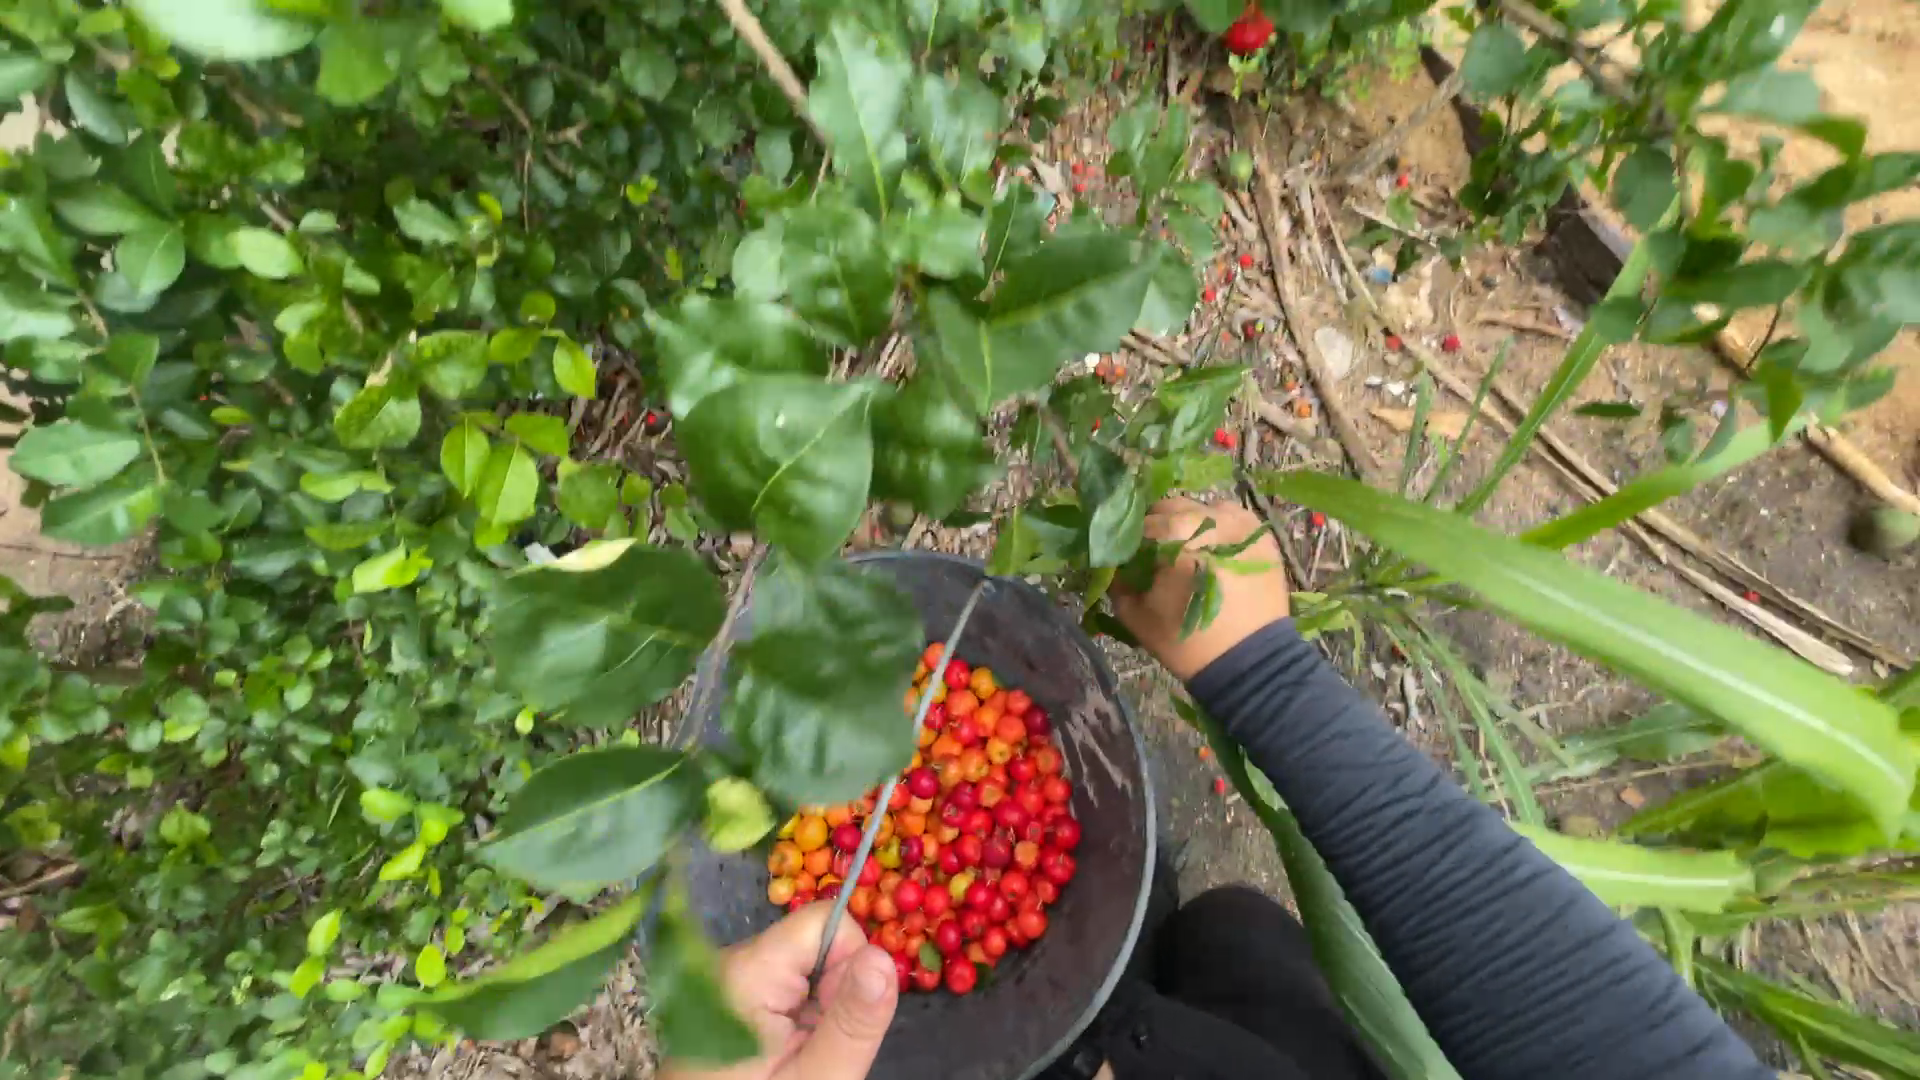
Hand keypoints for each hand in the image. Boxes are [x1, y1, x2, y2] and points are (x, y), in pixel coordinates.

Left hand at [662, 903, 897, 1079]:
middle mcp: (734, 961)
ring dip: (818, 1008)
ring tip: (798, 1059)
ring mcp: (728, 980)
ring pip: (803, 967)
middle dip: (834, 992)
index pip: (824, 921)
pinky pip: (784, 986)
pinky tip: (783, 1057)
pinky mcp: (730, 998)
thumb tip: (884, 954)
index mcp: (749, 970)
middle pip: (815, 943)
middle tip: (817, 1052)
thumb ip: (851, 1020)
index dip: (851, 964)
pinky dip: (798, 1018)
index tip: (840, 1022)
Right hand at [1111, 497, 1289, 679]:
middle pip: (1169, 508)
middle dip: (1157, 528)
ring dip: (1187, 524)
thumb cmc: (1186, 641)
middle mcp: (1209, 519)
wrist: (1250, 663)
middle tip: (1155, 555)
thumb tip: (1114, 562)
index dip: (1128, 542)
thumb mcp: (1135, 615)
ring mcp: (1239, 524)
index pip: (1138, 525)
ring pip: (1200, 508)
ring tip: (1187, 551)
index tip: (1127, 559)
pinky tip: (1212, 548)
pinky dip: (1217, 527)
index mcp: (1175, 535)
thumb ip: (1117, 580)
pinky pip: (1231, 517)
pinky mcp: (1260, 535)